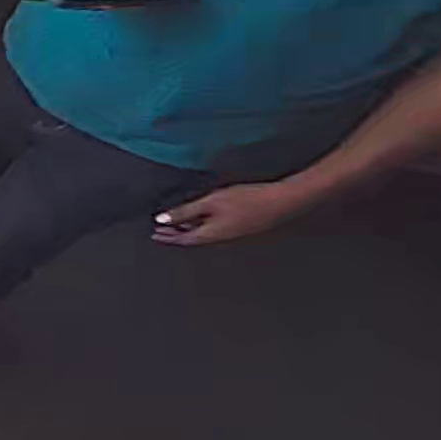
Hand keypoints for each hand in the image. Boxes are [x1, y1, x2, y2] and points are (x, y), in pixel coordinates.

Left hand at [152, 182, 313, 245]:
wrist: (286, 199)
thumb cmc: (247, 200)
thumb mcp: (208, 203)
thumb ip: (184, 212)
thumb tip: (162, 220)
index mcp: (213, 234)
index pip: (184, 240)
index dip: (168, 238)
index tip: (154, 235)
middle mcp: (224, 237)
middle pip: (194, 238)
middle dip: (175, 234)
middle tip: (160, 231)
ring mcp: (236, 232)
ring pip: (205, 234)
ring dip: (188, 230)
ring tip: (173, 225)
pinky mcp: (244, 226)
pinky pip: (215, 229)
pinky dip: (201, 226)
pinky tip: (198, 219)